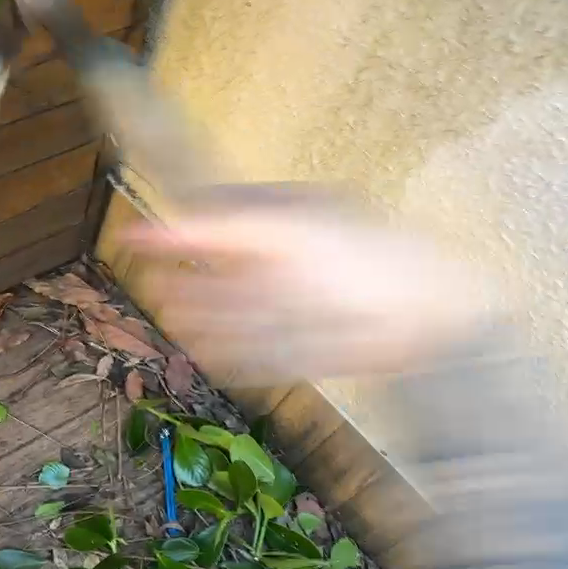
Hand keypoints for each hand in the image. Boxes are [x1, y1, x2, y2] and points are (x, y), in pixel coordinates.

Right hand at [122, 192, 489, 379]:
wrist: (428, 319)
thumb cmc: (362, 259)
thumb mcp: (285, 229)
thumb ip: (219, 226)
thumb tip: (159, 222)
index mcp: (287, 219)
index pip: (222, 219)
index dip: (182, 228)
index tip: (139, 236)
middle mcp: (288, 261)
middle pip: (225, 270)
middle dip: (193, 279)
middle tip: (156, 286)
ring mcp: (295, 305)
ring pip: (236, 311)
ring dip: (203, 314)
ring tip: (171, 315)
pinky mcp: (302, 344)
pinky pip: (255, 348)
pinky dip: (230, 349)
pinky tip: (203, 349)